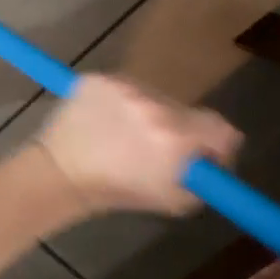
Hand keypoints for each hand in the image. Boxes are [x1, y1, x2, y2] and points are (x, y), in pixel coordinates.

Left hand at [35, 74, 241, 215]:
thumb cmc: (113, 190)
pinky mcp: (97, 79)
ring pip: (151, 97)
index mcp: (176, 135)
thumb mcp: (171, 199)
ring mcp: (123, 87)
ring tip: (120, 135)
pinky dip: (116, 103)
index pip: (222, 129)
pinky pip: (120, 88)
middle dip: (177, 130)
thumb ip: (203, 183)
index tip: (201, 156)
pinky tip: (101, 121)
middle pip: (185, 111)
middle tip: (152, 148)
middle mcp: (154, 104)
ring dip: (145, 114)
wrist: (57, 174)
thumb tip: (213, 168)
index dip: (216, 146)